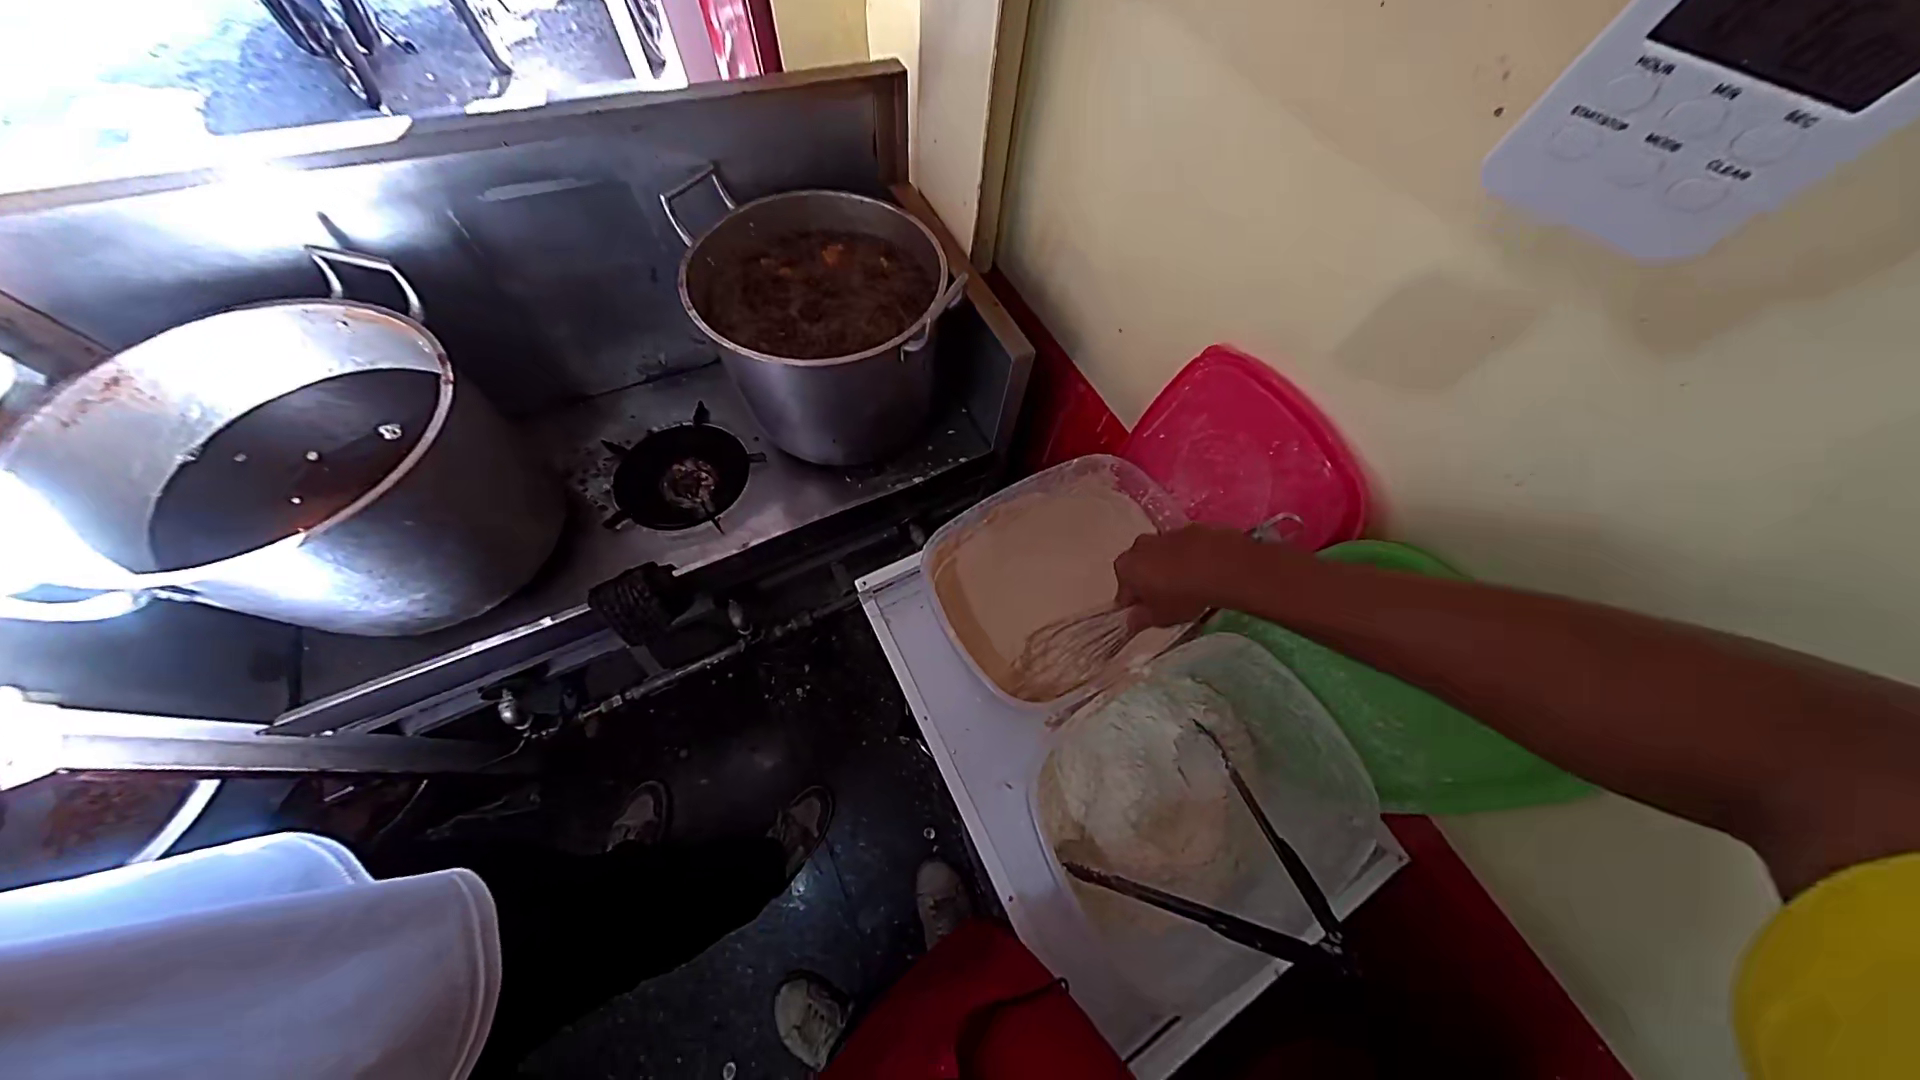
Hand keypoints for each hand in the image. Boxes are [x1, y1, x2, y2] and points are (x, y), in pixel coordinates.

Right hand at [1113, 525, 1270, 626]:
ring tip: (1191, 588)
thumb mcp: (1160, 617)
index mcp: (1126, 568)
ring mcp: (1165, 535)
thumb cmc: (1183, 595)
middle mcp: (1139, 546)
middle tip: (1169, 603)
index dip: (1135, 607)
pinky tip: (1205, 573)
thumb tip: (1131, 621)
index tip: (1148, 616)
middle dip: (1150, 583)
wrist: (1224, 565)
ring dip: (1170, 569)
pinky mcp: (1190, 529)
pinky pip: (1184, 548)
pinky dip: (1189, 558)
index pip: (1123, 593)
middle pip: (1140, 569)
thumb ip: (1141, 620)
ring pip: (1161, 556)